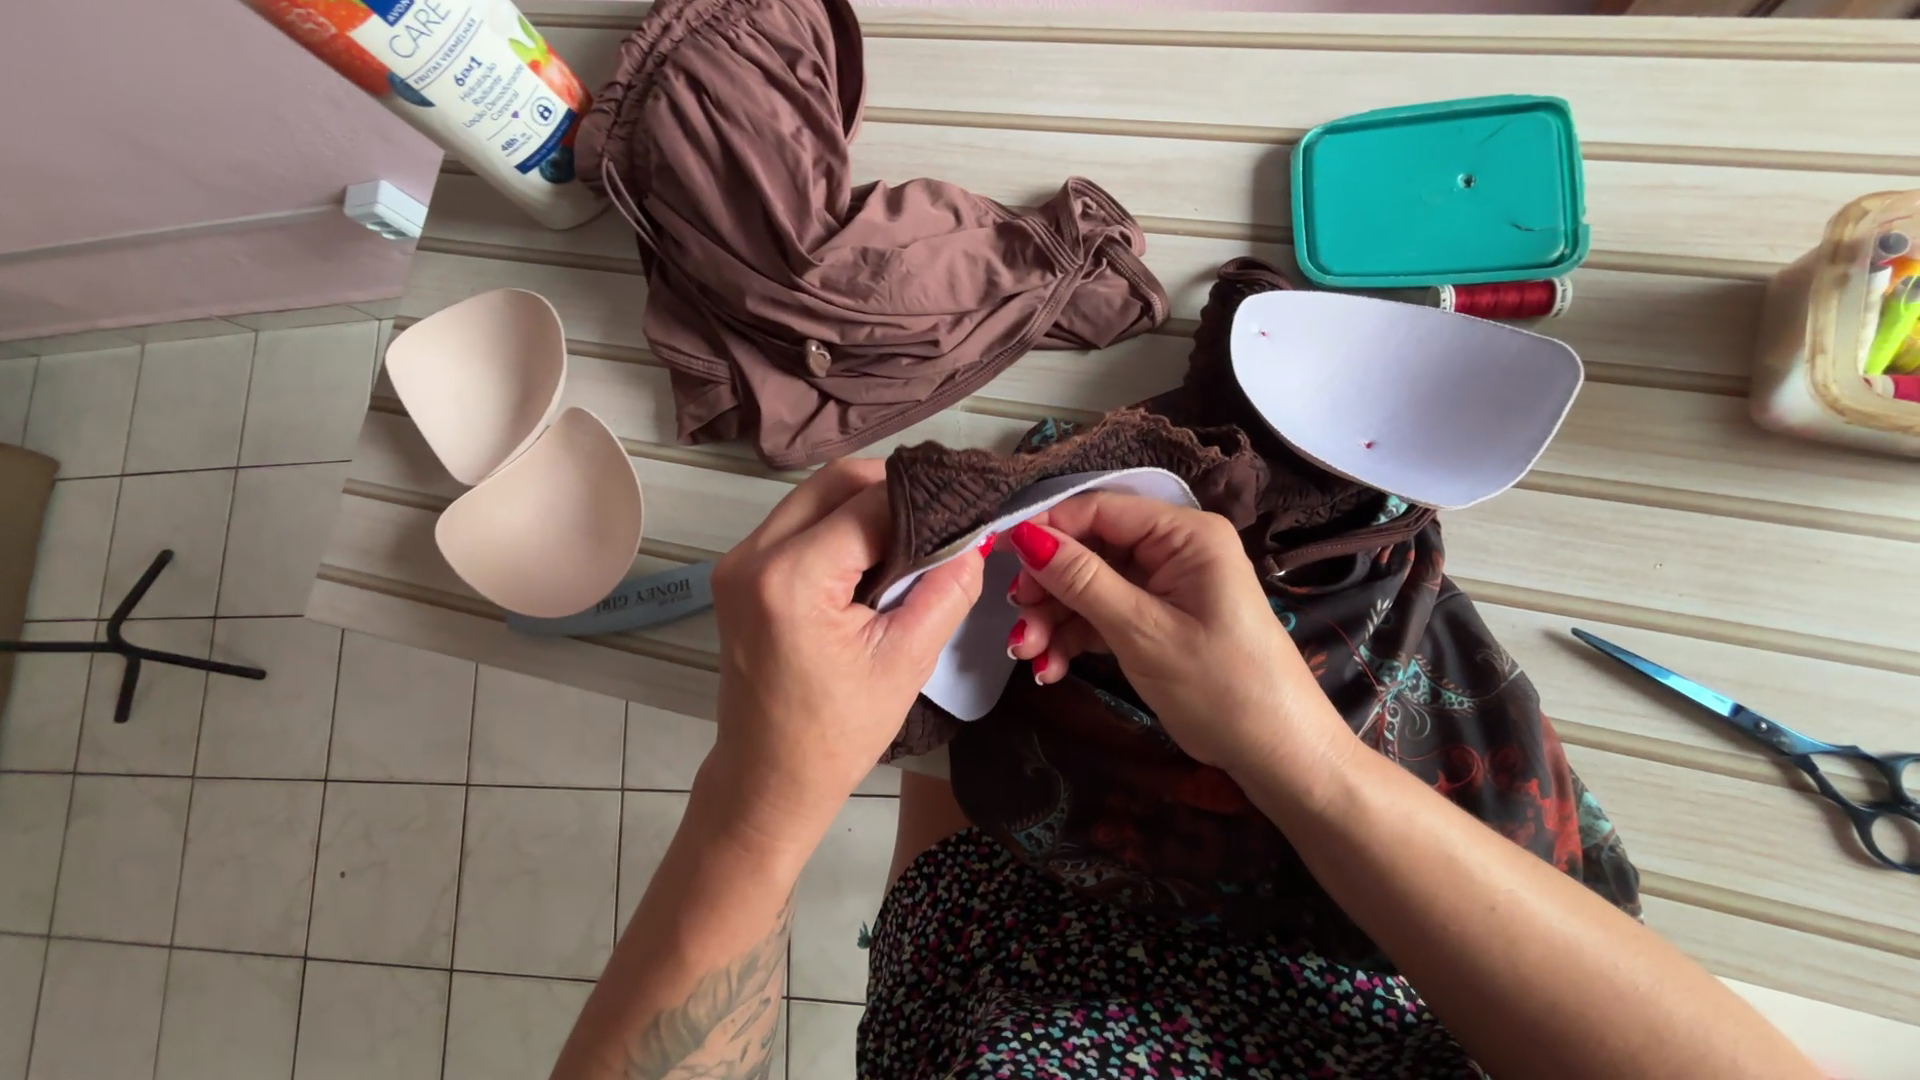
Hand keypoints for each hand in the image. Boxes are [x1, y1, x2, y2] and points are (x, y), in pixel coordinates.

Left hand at [707, 458, 985, 849]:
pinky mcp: (740, 572)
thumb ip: (948, 590)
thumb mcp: (907, 662)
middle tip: (943, 516)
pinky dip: (841, 524)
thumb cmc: (837, 734)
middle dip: (895, 488)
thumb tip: (976, 536)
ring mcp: (738, 561)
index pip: (871, 504)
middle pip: (835, 480)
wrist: (768, 780)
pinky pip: (799, 522)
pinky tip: (875, 555)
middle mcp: (753, 555)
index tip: (969, 508)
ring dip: (867, 504)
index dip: (927, 501)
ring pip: (815, 495)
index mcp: (791, 578)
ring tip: (915, 536)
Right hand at [1001, 493, 1354, 773]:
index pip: (1102, 511)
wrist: (1277, 755)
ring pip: (1089, 588)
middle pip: (1090, 552)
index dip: (1048, 528)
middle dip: (1048, 588)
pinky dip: (1073, 639)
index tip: (1001, 555)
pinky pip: (1101, 617)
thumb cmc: (1221, 686)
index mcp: (1185, 534)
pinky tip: (1050, 668)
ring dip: (1053, 620)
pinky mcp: (1154, 621)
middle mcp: (1173, 551)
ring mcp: (1163, 587)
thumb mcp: (1143, 631)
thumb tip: (1024, 536)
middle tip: (1015, 621)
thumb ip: (1082, 581)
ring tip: (1028, 656)